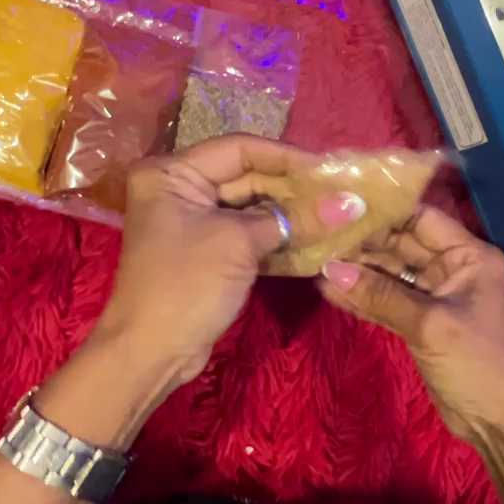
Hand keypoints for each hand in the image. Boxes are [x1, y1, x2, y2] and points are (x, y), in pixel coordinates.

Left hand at [94, 135, 366, 383]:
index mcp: (172, 174)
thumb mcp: (240, 243)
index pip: (238, 149)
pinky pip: (248, 234)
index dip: (286, 157)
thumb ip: (295, 219)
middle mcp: (179, 190)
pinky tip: (318, 241)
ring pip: (251, 207)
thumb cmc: (187, 285)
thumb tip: (351, 202)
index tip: (328, 170)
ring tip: (338, 215)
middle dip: (293, 189)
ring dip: (292, 214)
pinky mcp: (207, 252)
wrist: (152, 353)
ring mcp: (193, 222)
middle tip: (342, 194)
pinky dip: (279, 238)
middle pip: (247, 177)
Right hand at [317, 206, 503, 447]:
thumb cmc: (479, 364)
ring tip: (314, 260)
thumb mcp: (430, 325)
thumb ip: (380, 295)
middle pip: (401, 244)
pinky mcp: (420, 322)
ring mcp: (434, 296)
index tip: (341, 206)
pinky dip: (361, 296)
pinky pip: (386, 301)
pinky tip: (327, 289)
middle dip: (363, 242)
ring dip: (357, 270)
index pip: (421, 218)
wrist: (500, 424)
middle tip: (318, 235)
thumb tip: (328, 271)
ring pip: (390, 273)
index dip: (383, 211)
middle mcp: (452, 268)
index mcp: (468, 256)